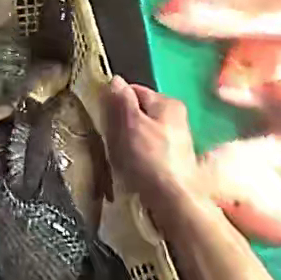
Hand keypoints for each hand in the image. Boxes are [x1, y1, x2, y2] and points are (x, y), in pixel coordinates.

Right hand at [103, 77, 207, 225]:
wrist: (174, 200)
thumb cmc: (150, 159)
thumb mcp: (131, 124)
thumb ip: (122, 100)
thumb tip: (115, 79)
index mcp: (167, 103)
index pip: (133, 90)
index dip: (115, 102)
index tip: (105, 117)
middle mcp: (176, 116)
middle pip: (138, 110)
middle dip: (121, 122)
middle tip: (112, 138)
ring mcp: (176, 138)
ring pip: (141, 130)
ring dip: (127, 139)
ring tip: (121, 155)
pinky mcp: (173, 157)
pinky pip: (148, 147)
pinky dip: (137, 153)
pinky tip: (133, 165)